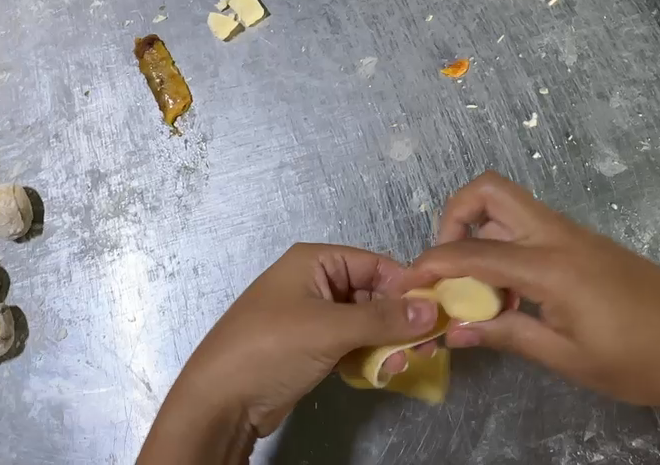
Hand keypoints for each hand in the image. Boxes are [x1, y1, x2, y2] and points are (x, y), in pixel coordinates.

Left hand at [139, 244, 439, 461]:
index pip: (374, 264)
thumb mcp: (330, 329)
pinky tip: (381, 374)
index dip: (406, 286)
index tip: (439, 313)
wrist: (221, 398)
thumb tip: (431, 309)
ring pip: (364, 322)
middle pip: (371, 293)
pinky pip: (350, 344)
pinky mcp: (310, 346)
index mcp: (315, 261)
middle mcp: (315, 281)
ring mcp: (312, 315)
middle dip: (398, 319)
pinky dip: (367, 357)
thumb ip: (382, 318)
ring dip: (385, 342)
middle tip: (427, 348)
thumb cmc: (272, 346)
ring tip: (402, 365)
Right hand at [398, 171, 659, 411]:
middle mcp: (555, 234)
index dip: (434, 262)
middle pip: (489, 190)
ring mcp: (571, 233)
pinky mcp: (583, 242)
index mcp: (550, 265)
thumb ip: (508, 336)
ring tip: (477, 287)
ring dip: (479, 230)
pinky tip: (513, 293)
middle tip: (447, 262)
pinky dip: (504, 243)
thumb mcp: (570, 359)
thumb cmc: (643, 361)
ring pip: (508, 204)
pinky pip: (528, 224)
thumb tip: (455, 331)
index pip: (474, 251)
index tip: (408, 279)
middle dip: (454, 215)